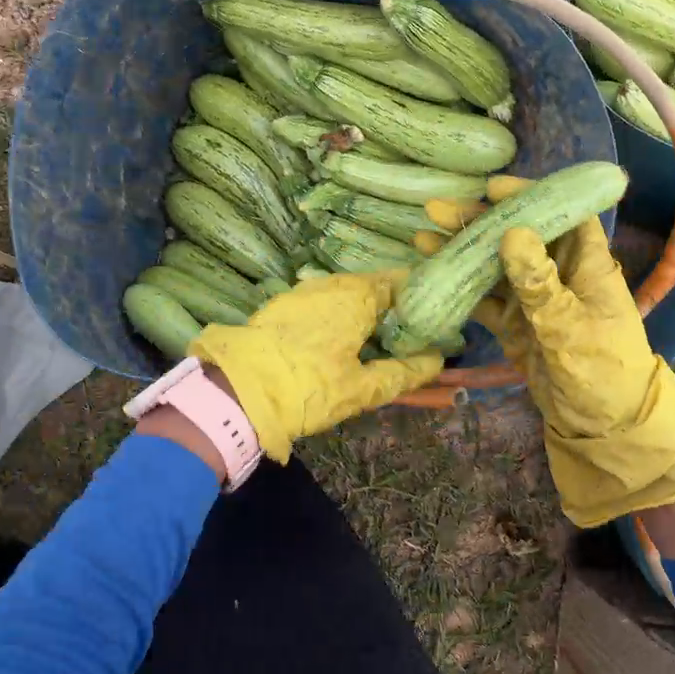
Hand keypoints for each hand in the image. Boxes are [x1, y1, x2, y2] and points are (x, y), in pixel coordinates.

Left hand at [188, 270, 443, 462]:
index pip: (402, 282)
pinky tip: (334, 344)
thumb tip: (437, 360)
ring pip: (345, 294)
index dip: (419, 300)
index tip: (430, 323)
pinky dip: (336, 316)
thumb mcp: (363, 388)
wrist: (238, 391)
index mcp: (359, 294)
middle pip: (373, 287)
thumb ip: (404, 372)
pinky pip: (321, 302)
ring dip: (361, 312)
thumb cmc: (309, 387)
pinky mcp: (282, 304)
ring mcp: (303, 290)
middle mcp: (333, 282)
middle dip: (391, 309)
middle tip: (403, 340)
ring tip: (371, 344)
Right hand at [422, 181, 674, 526]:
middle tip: (439, 212)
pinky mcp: (516, 325)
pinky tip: (433, 276)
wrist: (607, 428)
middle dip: (480, 222)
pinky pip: (485, 300)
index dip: (530, 196)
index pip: (561, 215)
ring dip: (462, 252)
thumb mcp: (571, 329)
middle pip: (518, 236)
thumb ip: (539, 285)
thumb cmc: (604, 373)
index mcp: (586, 266)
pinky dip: (461, 289)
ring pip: (494, 266)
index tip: (492, 188)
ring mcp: (535, 300)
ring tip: (424, 237)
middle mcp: (558, 274)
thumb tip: (513, 233)